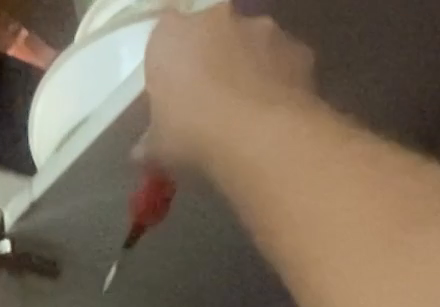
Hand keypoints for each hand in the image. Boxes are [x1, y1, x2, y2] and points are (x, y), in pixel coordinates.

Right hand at [144, 6, 317, 169]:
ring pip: (252, 46)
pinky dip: (282, 85)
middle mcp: (216, 18)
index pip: (164, 38)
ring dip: (250, 70)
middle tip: (214, 106)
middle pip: (212, 36)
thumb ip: (150, 144)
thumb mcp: (158, 149)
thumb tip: (142, 154)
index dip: (171, 67)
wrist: (258, 139)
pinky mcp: (298, 49)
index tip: (175, 97)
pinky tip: (279, 117)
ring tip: (251, 115)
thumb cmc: (193, 137)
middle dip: (213, 63)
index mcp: (171, 36)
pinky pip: (285, 65)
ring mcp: (261, 29)